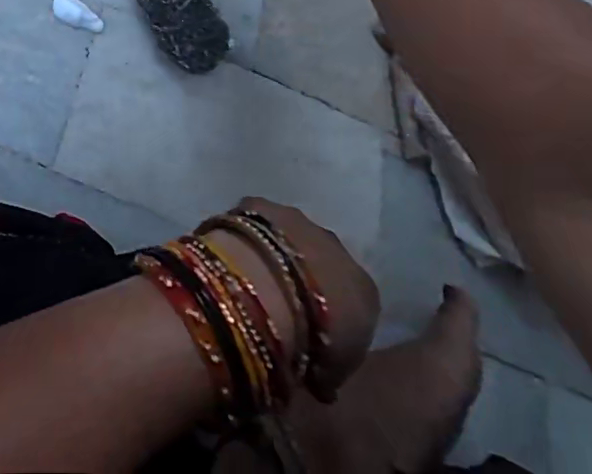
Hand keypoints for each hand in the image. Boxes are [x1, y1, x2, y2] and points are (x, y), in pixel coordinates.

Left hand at [229, 196, 379, 397]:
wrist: (271, 289)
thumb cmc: (312, 339)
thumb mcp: (331, 371)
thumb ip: (330, 372)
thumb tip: (322, 386)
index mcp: (363, 289)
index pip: (351, 300)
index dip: (328, 316)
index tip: (308, 332)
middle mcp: (336, 246)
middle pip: (320, 260)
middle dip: (302, 276)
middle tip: (276, 299)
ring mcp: (296, 220)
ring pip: (287, 234)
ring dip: (273, 250)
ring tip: (248, 273)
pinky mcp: (258, 204)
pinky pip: (252, 216)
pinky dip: (242, 230)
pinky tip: (228, 249)